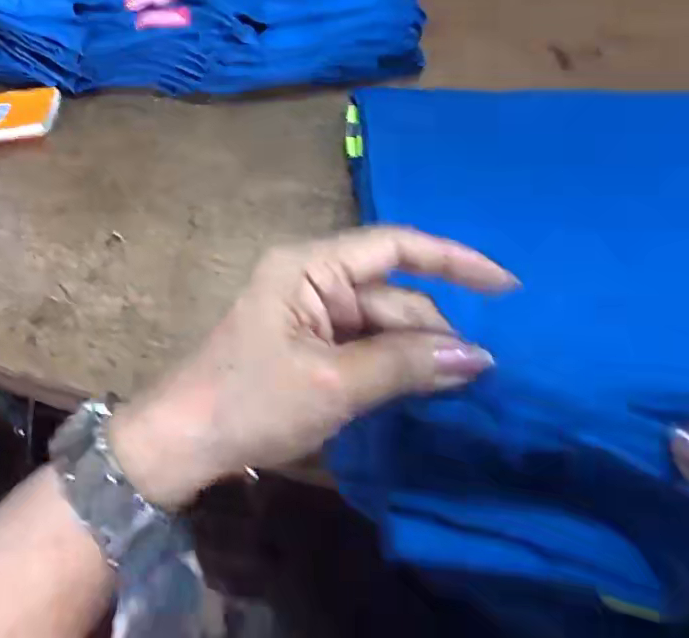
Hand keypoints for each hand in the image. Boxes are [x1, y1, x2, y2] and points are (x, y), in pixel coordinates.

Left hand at [107, 227, 516, 508]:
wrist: (183, 442)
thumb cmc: (251, 402)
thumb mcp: (333, 384)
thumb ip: (405, 364)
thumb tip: (478, 356)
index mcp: (309, 265)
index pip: (393, 245)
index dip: (452, 259)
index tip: (505, 285)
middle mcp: (312, 277)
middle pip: (391, 292)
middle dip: (434, 328)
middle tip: (482, 375)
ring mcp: (309, 310)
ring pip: (381, 322)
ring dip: (417, 352)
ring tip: (461, 387)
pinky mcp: (308, 341)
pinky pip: (364, 343)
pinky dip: (394, 364)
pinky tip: (424, 387)